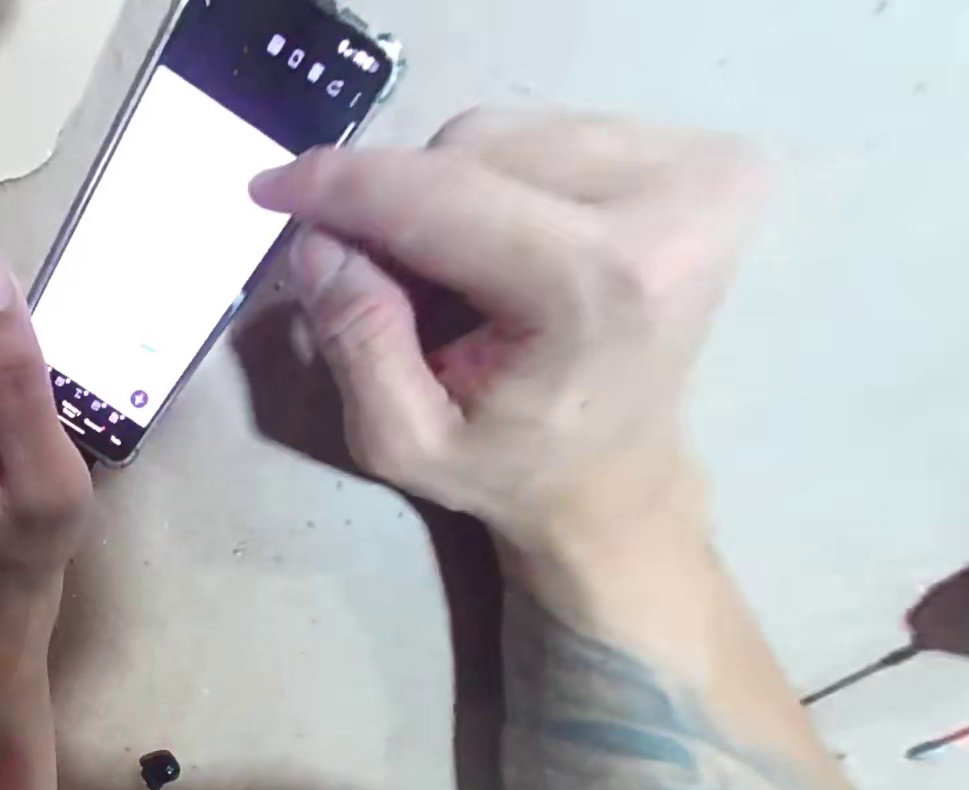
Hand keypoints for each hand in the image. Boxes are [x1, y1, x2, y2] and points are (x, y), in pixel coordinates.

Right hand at [250, 109, 765, 547]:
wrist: (609, 475)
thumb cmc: (503, 471)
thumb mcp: (401, 441)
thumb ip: (356, 344)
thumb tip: (315, 244)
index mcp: (601, 282)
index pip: (439, 198)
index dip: (340, 187)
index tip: (269, 187)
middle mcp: (676, 198)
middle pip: (464, 150)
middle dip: (386, 208)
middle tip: (363, 283)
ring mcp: (698, 166)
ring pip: (494, 135)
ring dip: (428, 200)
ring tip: (430, 284)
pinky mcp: (696, 156)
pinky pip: (532, 139)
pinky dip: (472, 191)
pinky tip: (477, 256)